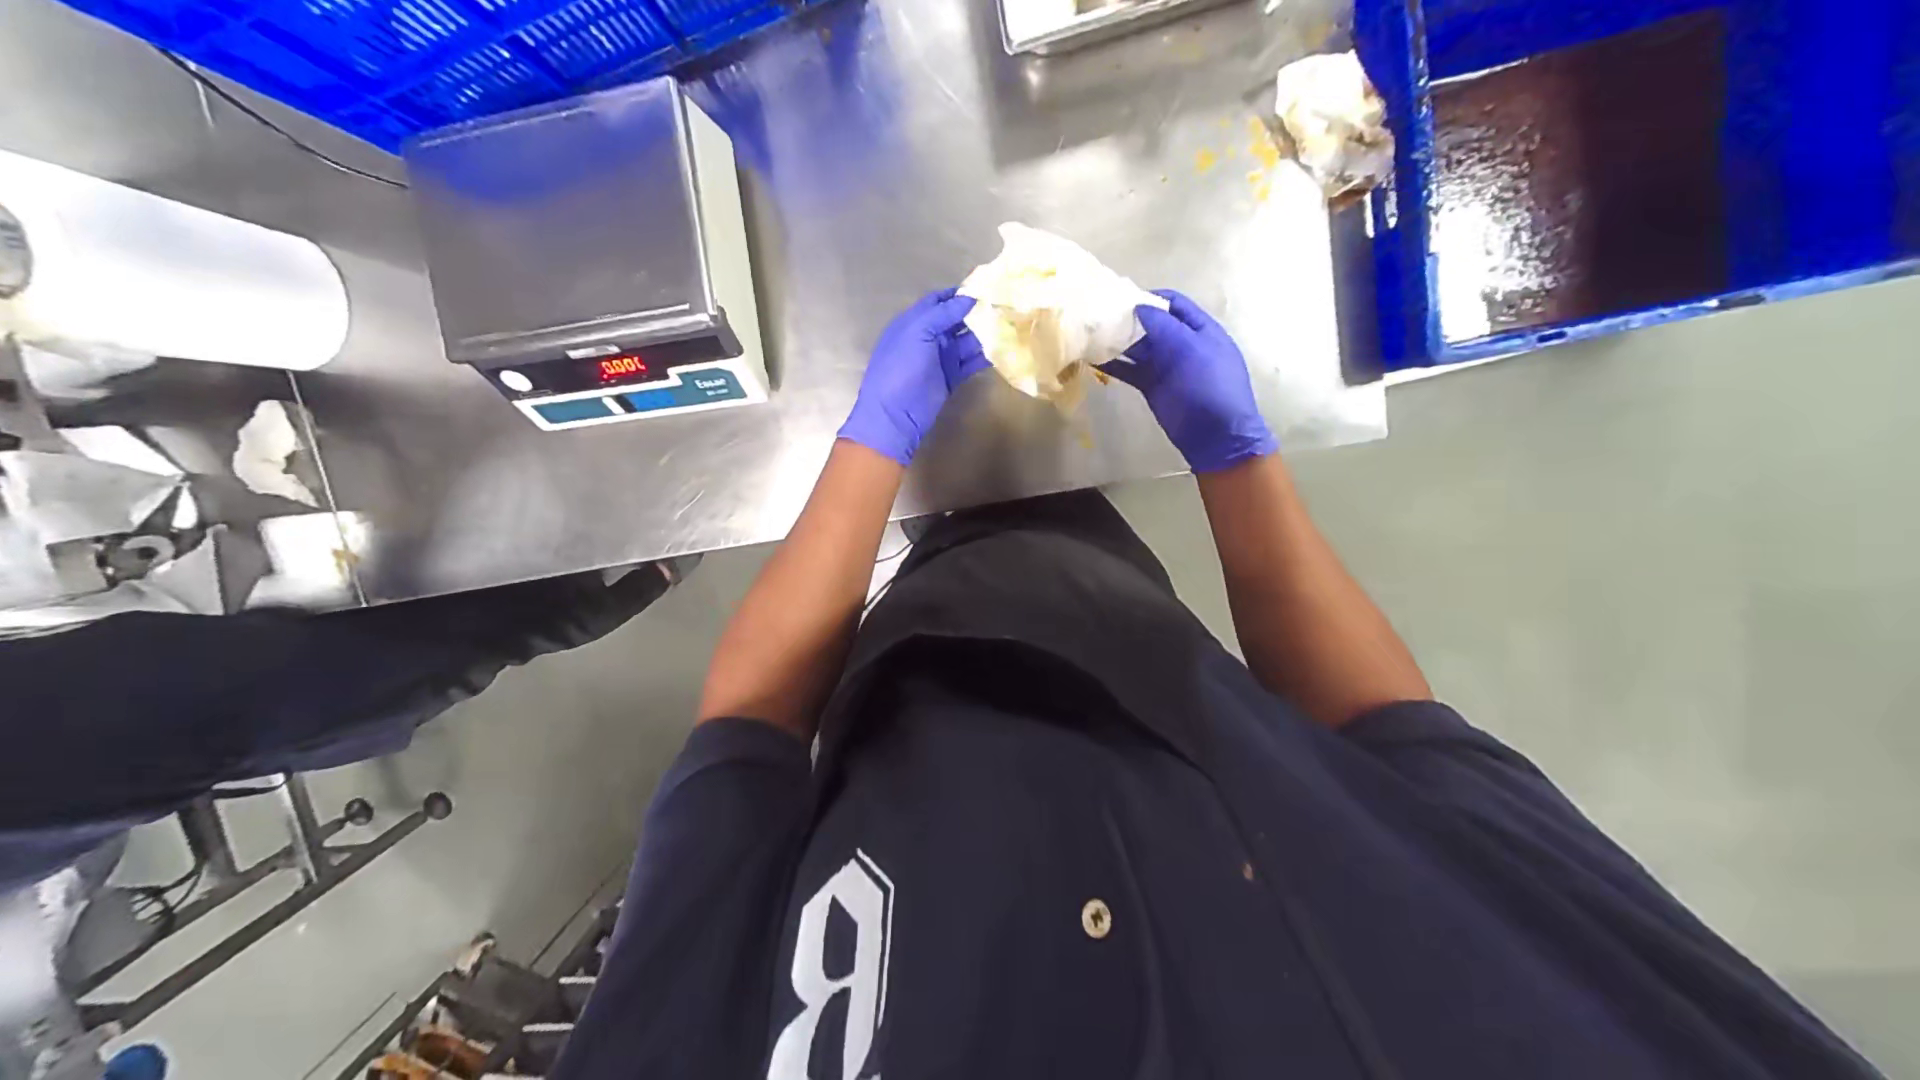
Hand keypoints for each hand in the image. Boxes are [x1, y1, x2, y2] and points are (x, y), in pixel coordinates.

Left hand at [838, 288, 990, 465]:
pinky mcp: (950, 378)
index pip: (938, 301)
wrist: (894, 416)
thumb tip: (968, 298)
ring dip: (985, 334)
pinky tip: (1002, 350)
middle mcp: (928, 337)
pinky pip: (970, 362)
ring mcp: (940, 359)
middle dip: (977, 313)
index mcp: (914, 322)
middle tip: (1004, 306)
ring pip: (966, 341)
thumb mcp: (917, 332)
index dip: (959, 294)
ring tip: (1009, 326)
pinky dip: (984, 356)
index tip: (985, 287)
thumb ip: (942, 313)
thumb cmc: (901, 369)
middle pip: (956, 320)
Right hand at [1098, 289, 1276, 472]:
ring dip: (1116, 341)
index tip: (1119, 298)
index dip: (1147, 298)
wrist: (1216, 436)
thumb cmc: (1209, 388)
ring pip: (1138, 347)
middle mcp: (1182, 344)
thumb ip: (1164, 326)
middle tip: (1097, 316)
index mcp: (1200, 329)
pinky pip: (1130, 370)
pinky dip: (1113, 365)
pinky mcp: (1152, 386)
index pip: (1172, 303)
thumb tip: (1137, 306)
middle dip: (1127, 319)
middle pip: (1151, 323)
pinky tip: (1093, 359)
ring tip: (1089, 335)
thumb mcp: (1190, 350)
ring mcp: (1167, 366)